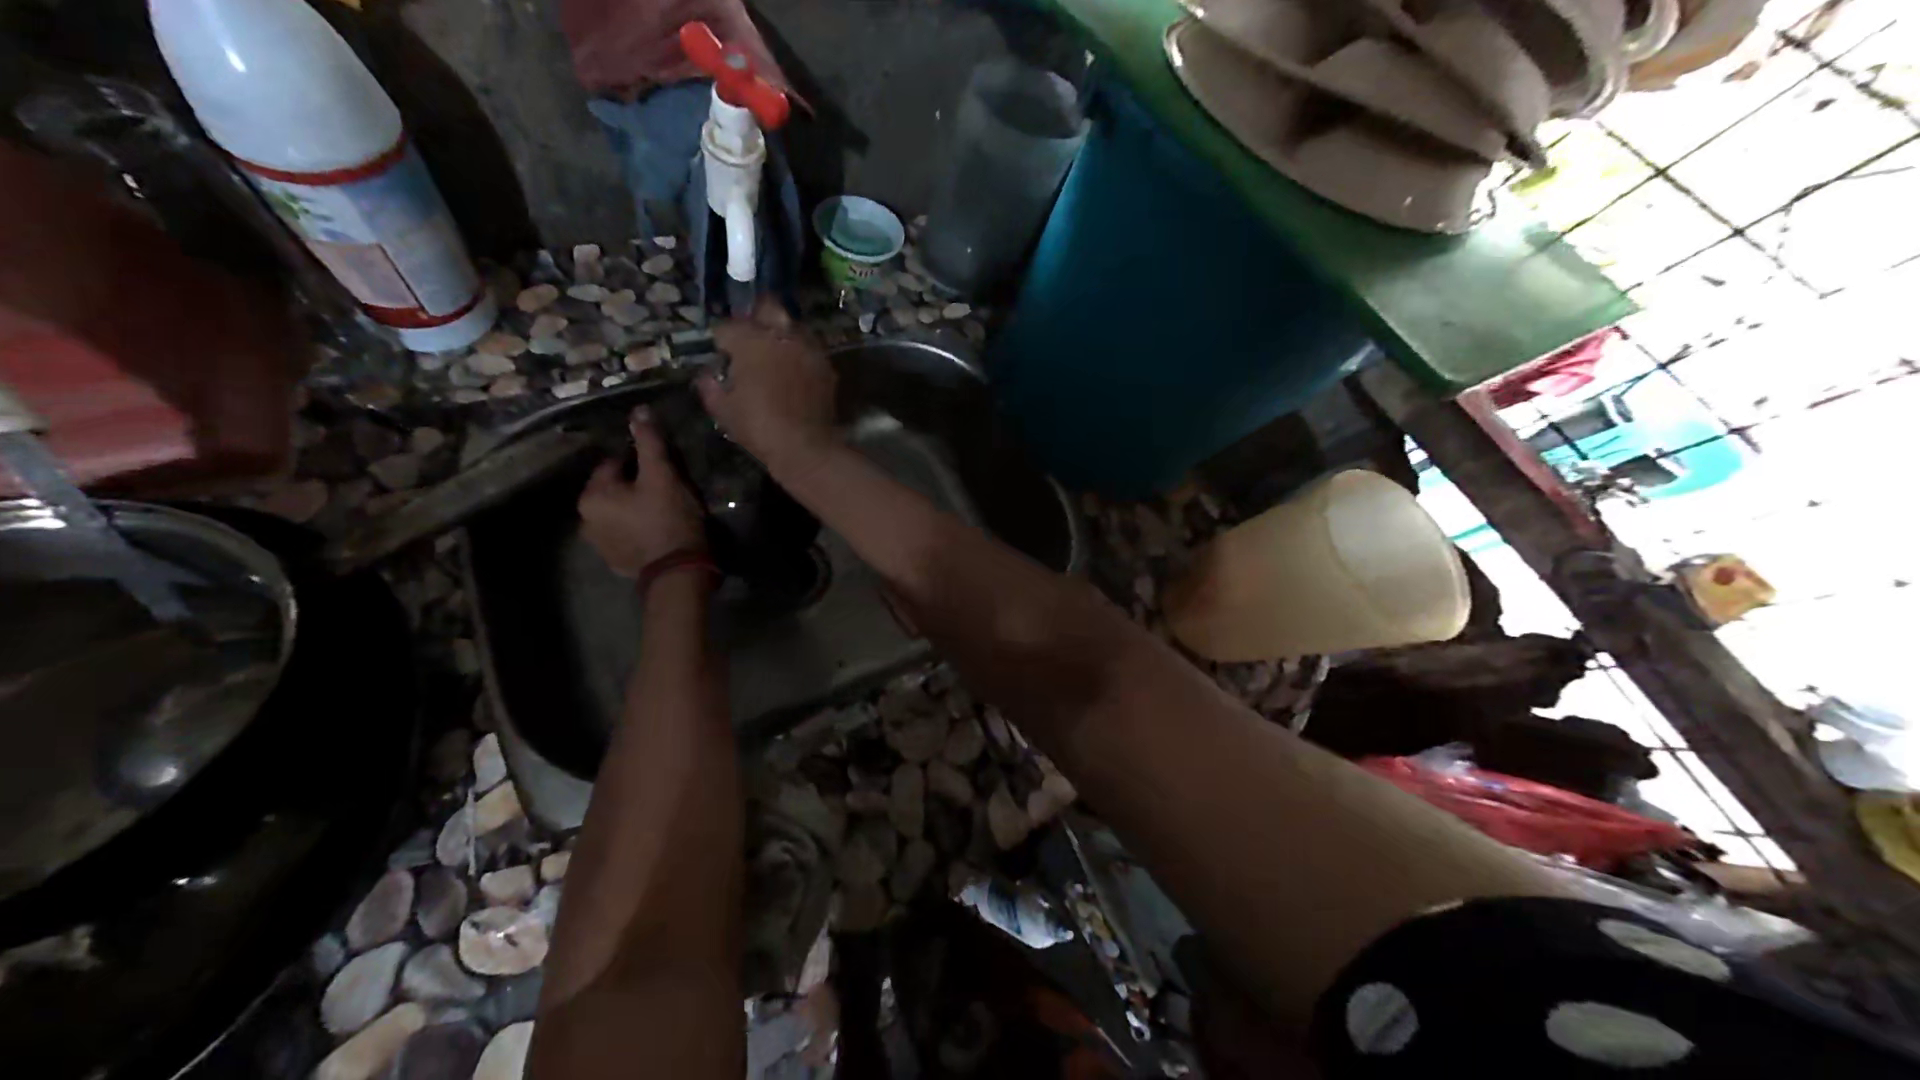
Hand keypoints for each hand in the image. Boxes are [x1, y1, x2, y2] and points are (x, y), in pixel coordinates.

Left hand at [577, 406, 705, 578]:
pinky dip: (636, 529)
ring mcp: (598, 544)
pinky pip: (624, 534)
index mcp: (592, 495)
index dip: (640, 461)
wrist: (679, 571)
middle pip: (613, 489)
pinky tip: (658, 531)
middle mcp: (585, 519)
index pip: (613, 463)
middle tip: (666, 489)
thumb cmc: (669, 519)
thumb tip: (639, 410)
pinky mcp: (614, 560)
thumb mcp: (662, 476)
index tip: (663, 468)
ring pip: (618, 512)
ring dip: (634, 508)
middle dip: (635, 485)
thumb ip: (649, 442)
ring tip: (663, 511)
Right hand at [700, 299, 837, 472]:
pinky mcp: (825, 364)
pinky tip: (792, 370)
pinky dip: (798, 353)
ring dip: (780, 333)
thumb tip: (706, 376)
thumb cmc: (758, 427)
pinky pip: (808, 348)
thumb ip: (710, 387)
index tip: (720, 352)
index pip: (728, 327)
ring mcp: (807, 348)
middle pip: (767, 308)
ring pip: (792, 325)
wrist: (805, 445)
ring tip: (772, 353)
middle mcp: (781, 335)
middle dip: (755, 317)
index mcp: (750, 341)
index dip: (721, 339)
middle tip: (749, 338)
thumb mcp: (723, 410)